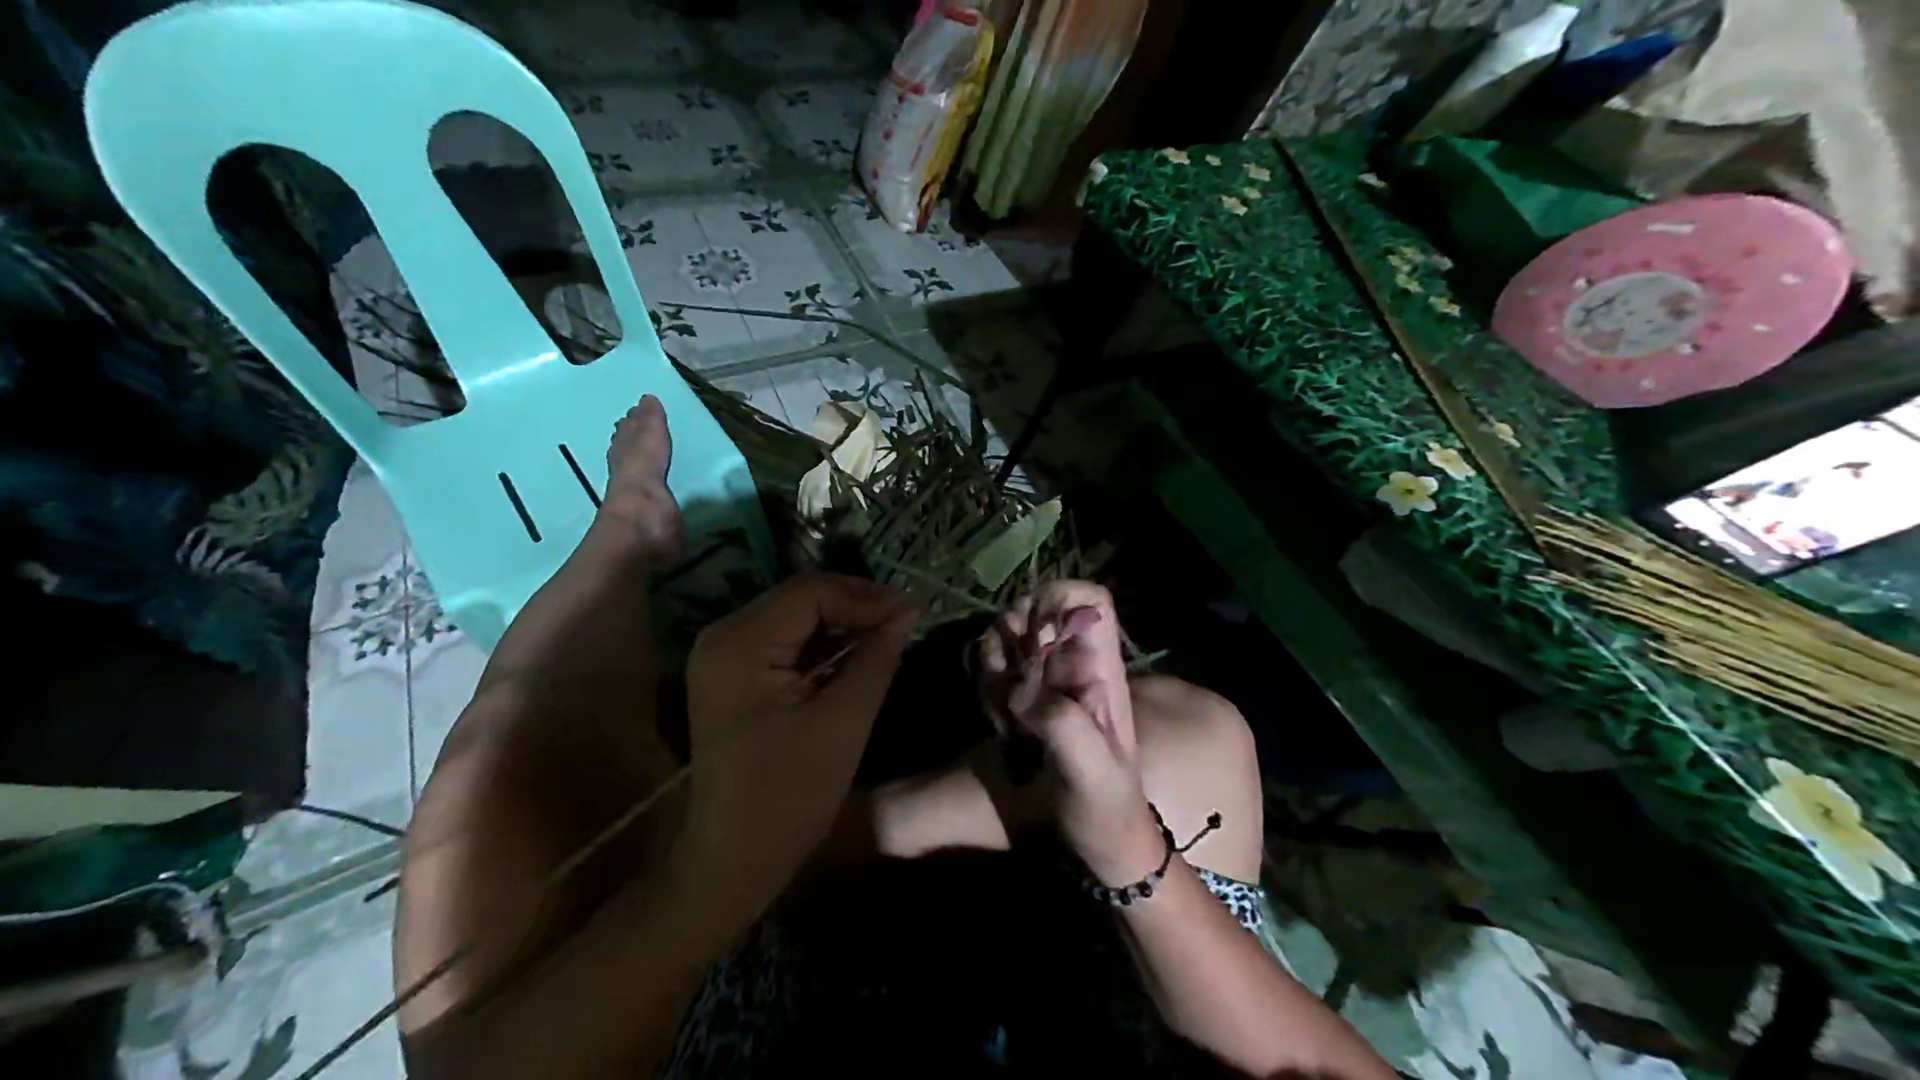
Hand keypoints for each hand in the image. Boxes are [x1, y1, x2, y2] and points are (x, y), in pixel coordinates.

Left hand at [681, 574, 919, 903]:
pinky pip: (785, 640)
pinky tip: (857, 653)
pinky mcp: (733, 674)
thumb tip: (908, 610)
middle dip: (856, 605)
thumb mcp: (843, 722)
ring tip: (889, 633)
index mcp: (739, 645)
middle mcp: (722, 636)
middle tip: (905, 619)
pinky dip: (823, 643)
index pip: (809, 593)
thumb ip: (876, 658)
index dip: (865, 597)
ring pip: (795, 616)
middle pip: (799, 598)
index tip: (913, 611)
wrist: (733, 859)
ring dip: (843, 622)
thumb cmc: (789, 795)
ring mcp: (723, 655)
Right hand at [980, 581, 1162, 883]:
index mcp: (1103, 666)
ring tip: (1007, 716)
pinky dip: (986, 686)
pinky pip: (994, 666)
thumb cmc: (1103, 803)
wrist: (1097, 836)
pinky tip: (1000, 725)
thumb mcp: (1089, 769)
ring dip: (994, 666)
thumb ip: (1062, 722)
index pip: (1089, 597)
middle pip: (1035, 608)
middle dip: (1013, 641)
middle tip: (1014, 685)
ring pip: (1008, 635)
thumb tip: (1021, 690)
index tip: (1035, 641)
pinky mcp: (1026, 694)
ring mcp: (1048, 677)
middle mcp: (1075, 661)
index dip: (1056, 601)